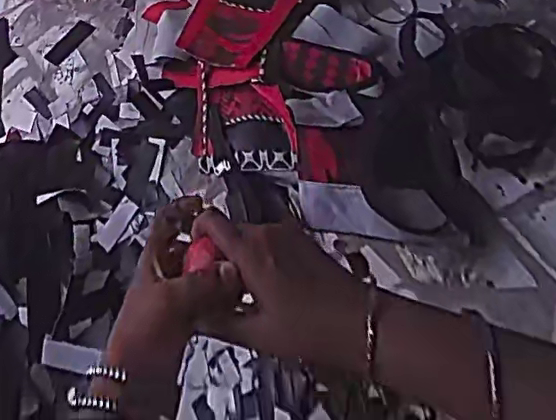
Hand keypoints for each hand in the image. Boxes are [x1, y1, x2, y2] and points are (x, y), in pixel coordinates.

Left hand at [105, 198, 243, 377]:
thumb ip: (202, 282)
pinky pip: (207, 302)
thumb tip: (229, 268)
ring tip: (239, 273)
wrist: (135, 386)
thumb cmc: (137, 339)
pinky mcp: (185, 323)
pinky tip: (235, 304)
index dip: (183, 208)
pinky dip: (221, 299)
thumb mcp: (171, 301)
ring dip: (218, 273)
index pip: (166, 222)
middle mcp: (162, 277)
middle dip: (209, 244)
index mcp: (151, 261)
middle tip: (231, 244)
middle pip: (188, 249)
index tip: (203, 203)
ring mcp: (174, 300)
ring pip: (200, 276)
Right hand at [189, 209, 370, 369]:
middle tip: (225, 286)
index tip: (199, 262)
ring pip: (247, 236)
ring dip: (242, 256)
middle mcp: (264, 232)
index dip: (196, 235)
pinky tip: (275, 285)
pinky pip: (267, 239)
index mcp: (249, 251)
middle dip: (220, 254)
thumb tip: (193, 315)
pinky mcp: (299, 237)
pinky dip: (262, 255)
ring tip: (252, 291)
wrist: (362, 324)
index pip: (208, 220)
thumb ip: (220, 322)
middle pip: (227, 230)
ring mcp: (283, 232)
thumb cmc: (311, 331)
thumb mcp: (260, 335)